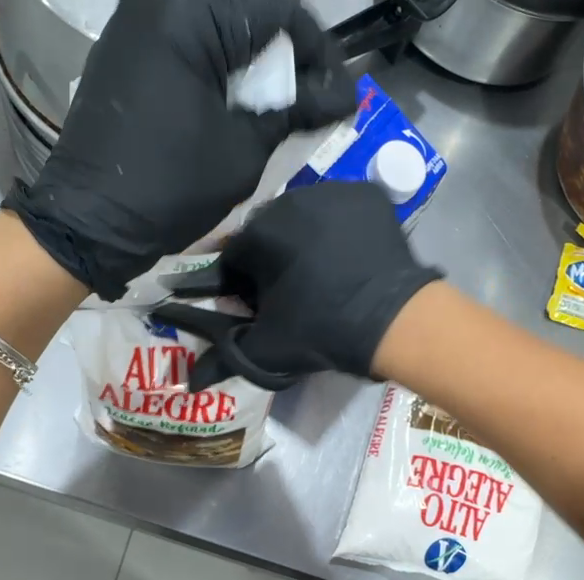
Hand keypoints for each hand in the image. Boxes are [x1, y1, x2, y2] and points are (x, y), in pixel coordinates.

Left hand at [4, 0, 354, 300]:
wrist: (89, 221)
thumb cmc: (171, 186)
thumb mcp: (244, 148)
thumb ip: (293, 109)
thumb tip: (343, 96)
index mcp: (193, 13)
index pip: (280, 11)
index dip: (318, 53)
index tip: (336, 96)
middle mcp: (162, 3)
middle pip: (247, 12)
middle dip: (283, 55)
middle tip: (305, 100)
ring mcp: (137, 24)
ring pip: (216, 25)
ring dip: (249, 61)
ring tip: (271, 106)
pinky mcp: (125, 52)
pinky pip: (185, 41)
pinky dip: (216, 65)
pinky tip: (230, 103)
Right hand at [159, 181, 442, 388]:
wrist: (393, 320)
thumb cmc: (321, 333)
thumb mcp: (267, 349)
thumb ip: (224, 360)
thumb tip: (190, 382)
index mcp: (257, 236)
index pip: (233, 259)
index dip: (239, 286)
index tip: (251, 305)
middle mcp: (289, 201)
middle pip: (268, 234)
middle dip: (271, 261)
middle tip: (288, 294)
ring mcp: (331, 192)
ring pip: (304, 219)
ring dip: (304, 242)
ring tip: (320, 276)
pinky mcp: (366, 194)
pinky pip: (340, 212)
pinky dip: (338, 230)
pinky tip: (346, 258)